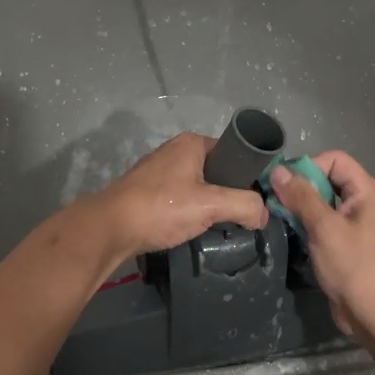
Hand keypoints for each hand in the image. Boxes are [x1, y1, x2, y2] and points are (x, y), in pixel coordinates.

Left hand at [88, 133, 269, 257]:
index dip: (248, 177)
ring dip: (209, 207)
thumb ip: (244, 206)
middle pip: (217, 172)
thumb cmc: (162, 207)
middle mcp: (176, 151)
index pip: (234, 154)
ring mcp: (159, 172)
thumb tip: (263, 215)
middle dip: (230, 195)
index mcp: (193, 143)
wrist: (111, 228)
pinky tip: (194, 230)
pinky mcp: (148, 193)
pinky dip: (190, 213)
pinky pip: (181, 200)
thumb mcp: (211, 205)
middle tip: (241, 219)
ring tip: (219, 227)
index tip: (257, 202)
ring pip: (199, 188)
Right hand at [270, 151, 374, 345]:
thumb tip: (278, 171)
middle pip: (328, 180)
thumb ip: (301, 196)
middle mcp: (365, 203)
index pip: (334, 160)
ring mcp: (357, 225)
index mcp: (368, 191)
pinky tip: (291, 236)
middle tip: (275, 202)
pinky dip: (308, 226)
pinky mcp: (347, 245)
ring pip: (323, 204)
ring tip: (279, 219)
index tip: (283, 185)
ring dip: (301, 209)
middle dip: (300, 188)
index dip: (308, 166)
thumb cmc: (355, 267)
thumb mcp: (324, 228)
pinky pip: (325, 224)